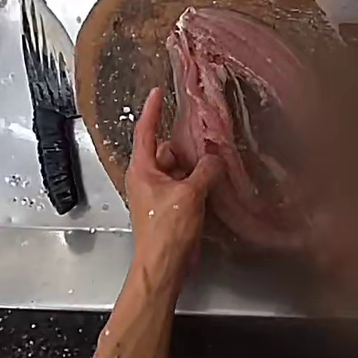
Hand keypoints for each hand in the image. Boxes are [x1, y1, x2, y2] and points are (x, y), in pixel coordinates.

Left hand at [126, 87, 222, 286]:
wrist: (163, 265)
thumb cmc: (167, 230)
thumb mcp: (189, 194)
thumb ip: (205, 171)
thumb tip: (214, 159)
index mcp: (142, 169)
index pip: (145, 131)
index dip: (152, 110)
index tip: (158, 91)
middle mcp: (146, 178)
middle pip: (167, 150)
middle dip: (186, 146)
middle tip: (207, 140)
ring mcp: (157, 194)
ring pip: (178, 169)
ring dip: (194, 167)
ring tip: (215, 165)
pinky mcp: (168, 208)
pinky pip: (183, 186)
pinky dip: (196, 183)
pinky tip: (213, 185)